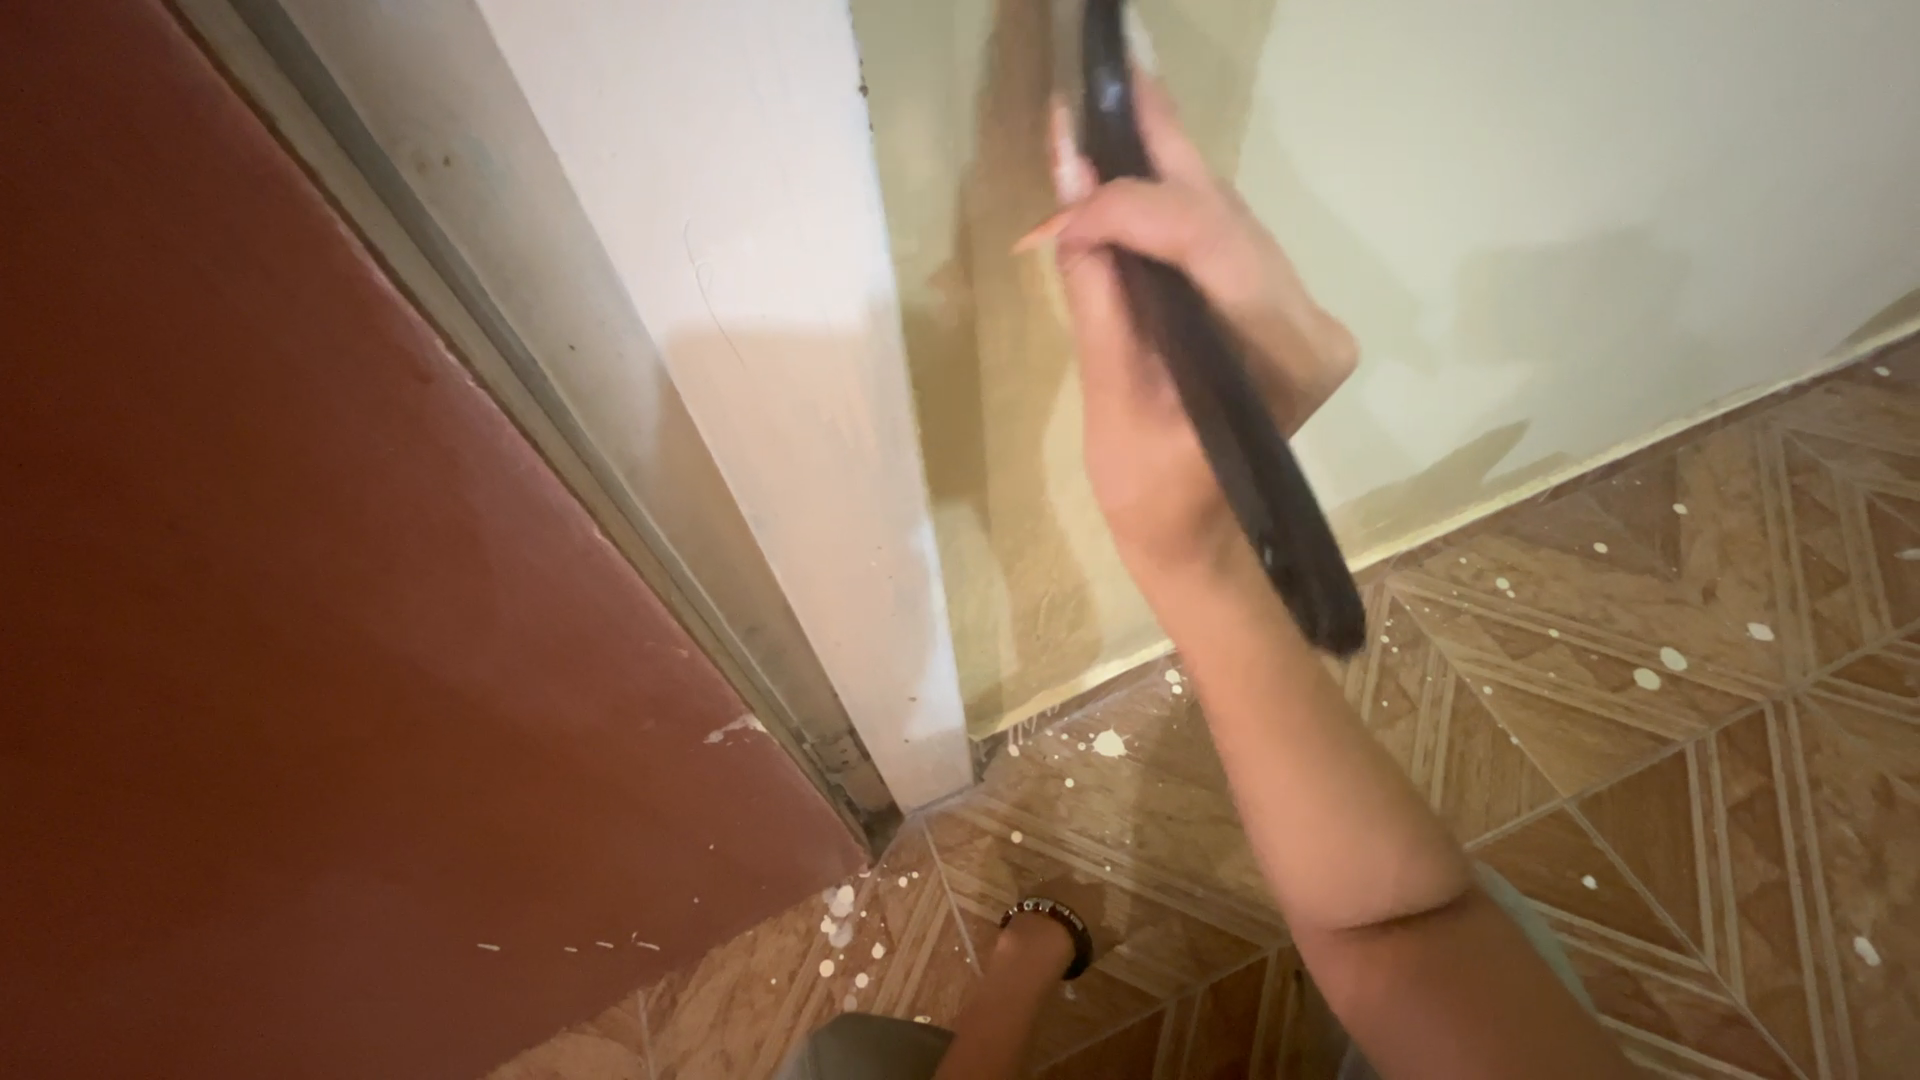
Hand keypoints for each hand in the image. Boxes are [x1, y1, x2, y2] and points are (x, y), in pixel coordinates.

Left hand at [997, 873, 1118, 975]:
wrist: (1041, 937)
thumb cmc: (1078, 941)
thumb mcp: (1100, 944)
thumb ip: (1111, 937)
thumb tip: (1120, 934)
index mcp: (1092, 893)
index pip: (1099, 892)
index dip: (1096, 901)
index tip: (1095, 912)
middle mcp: (1071, 883)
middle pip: (1074, 886)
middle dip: (1073, 897)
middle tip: (1071, 914)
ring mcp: (1047, 885)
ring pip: (1053, 889)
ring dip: (1053, 899)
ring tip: (1052, 918)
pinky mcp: (1028, 894)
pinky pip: (1036, 898)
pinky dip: (1037, 906)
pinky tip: (1036, 919)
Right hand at [1018, 78, 1356, 595]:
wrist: (1193, 536)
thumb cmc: (1154, 497)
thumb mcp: (1116, 405)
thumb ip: (1101, 300)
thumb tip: (1071, 209)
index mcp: (1286, 354)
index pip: (1209, 247)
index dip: (1131, 210)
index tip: (1060, 211)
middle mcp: (1310, 317)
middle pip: (1225, 214)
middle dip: (1160, 146)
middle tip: (1116, 67)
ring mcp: (1296, 309)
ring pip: (1222, 218)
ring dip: (1161, 166)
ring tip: (1113, 106)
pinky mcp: (1269, 309)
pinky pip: (1216, 242)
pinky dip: (1167, 205)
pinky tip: (1135, 159)